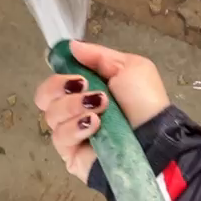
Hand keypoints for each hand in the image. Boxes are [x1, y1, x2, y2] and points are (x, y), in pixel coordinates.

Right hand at [33, 41, 171, 181]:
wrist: (156, 137)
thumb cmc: (146, 102)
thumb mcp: (130, 67)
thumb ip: (99, 55)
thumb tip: (71, 46)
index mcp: (87, 90)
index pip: (56, 81)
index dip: (59, 75)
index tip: (78, 75)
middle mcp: (75, 111)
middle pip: (44, 96)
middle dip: (61, 87)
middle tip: (86, 88)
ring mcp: (72, 134)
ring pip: (51, 115)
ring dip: (74, 107)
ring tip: (101, 109)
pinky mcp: (71, 154)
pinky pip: (59, 137)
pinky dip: (75, 128)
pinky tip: (96, 125)